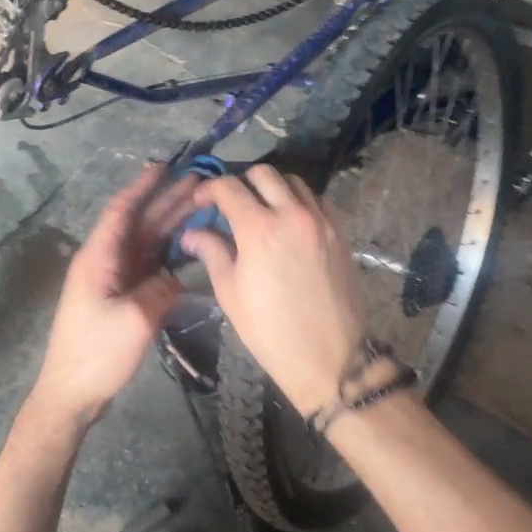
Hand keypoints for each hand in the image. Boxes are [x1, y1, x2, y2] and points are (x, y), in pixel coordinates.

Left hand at [32, 164, 200, 428]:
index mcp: (98, 259)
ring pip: (144, 244)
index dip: (142, 187)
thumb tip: (177, 277)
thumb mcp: (135, 319)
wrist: (72, 393)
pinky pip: (146, 267)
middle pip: (137, 224)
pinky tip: (189, 248)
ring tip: (200, 206)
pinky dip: (166, 255)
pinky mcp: (119, 300)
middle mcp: (103, 262)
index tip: (165, 165)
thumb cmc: (97, 353)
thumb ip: (161, 289)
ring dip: (169, 225)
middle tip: (199, 182)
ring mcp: (111, 281)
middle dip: (165, 202)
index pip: (122, 211)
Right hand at [179, 165, 365, 415]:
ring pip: (293, 182)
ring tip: (260, 209)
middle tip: (229, 204)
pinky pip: (317, 201)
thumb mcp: (230, 292)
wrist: (329, 358)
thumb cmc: (269, 330)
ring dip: (271, 188)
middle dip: (240, 182)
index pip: (228, 188)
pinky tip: (288, 222)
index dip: (208, 189)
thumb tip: (192, 234)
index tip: (200, 202)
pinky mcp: (338, 234)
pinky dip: (298, 201)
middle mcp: (291, 215)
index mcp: (258, 229)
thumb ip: (211, 253)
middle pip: (263, 174)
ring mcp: (320, 222)